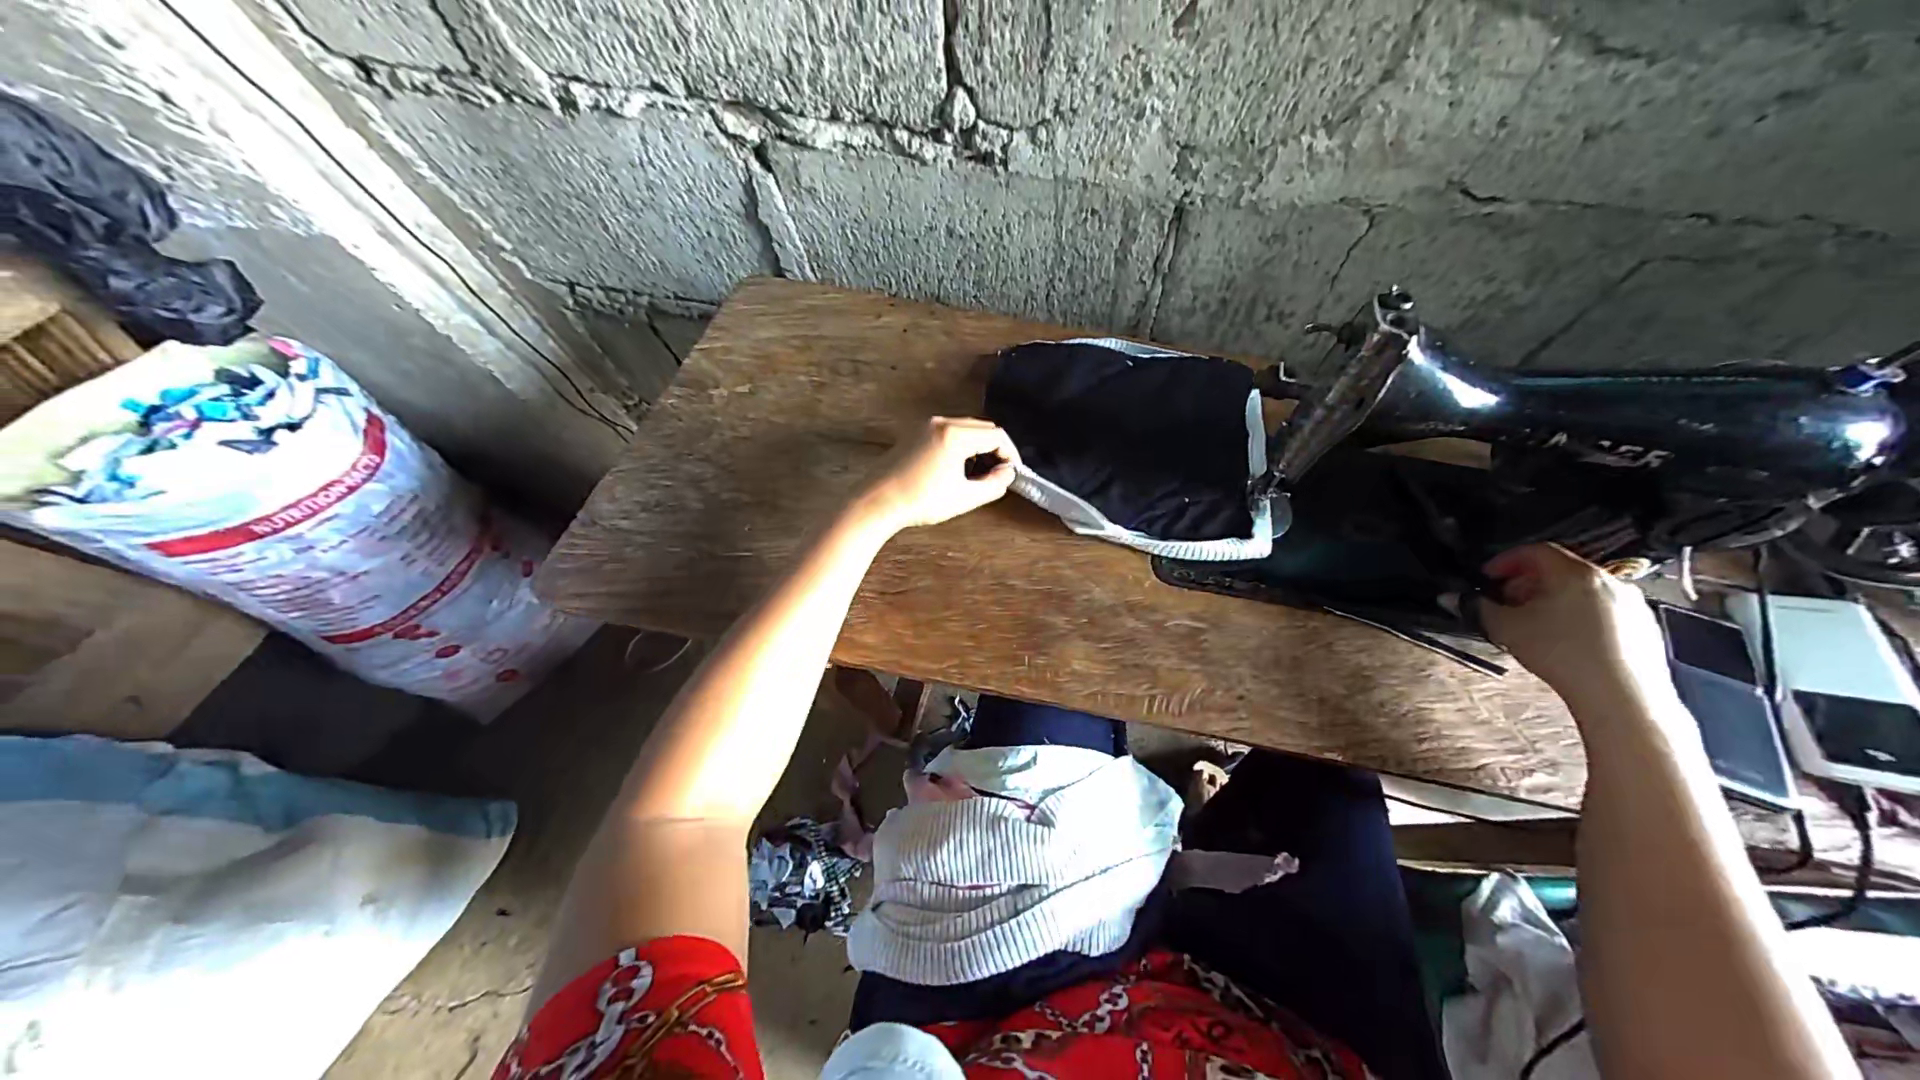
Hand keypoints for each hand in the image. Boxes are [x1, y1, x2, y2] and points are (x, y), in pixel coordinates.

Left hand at [855, 417, 1020, 531]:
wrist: (876, 502)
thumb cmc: (918, 501)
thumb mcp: (964, 498)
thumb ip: (993, 485)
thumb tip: (1007, 474)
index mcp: (954, 435)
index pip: (996, 435)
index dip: (1010, 454)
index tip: (1012, 472)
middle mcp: (940, 423)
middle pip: (982, 428)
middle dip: (995, 449)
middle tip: (999, 474)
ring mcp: (925, 426)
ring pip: (965, 429)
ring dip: (978, 447)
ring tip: (979, 474)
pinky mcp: (915, 434)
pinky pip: (948, 432)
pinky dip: (960, 446)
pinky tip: (958, 469)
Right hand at [1477, 543, 1675, 711]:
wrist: (1621, 695)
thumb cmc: (1563, 655)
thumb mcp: (1506, 628)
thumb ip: (1476, 607)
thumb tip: (1454, 598)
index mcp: (1574, 574)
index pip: (1534, 550)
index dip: (1504, 561)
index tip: (1488, 577)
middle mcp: (1608, 581)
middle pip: (1558, 569)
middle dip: (1526, 583)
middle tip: (1506, 603)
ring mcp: (1631, 603)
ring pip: (1581, 590)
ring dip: (1552, 599)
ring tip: (1533, 625)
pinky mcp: (1643, 625)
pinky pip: (1602, 609)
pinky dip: (1578, 615)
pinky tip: (1564, 641)